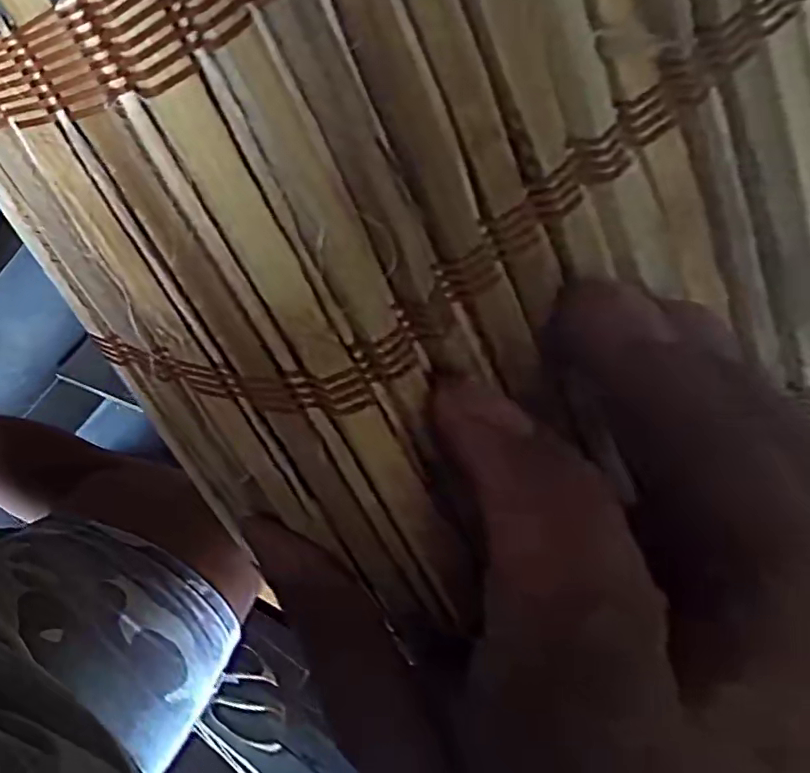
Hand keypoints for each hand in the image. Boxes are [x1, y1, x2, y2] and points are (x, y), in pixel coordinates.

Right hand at [248, 282, 809, 772]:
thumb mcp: (414, 769)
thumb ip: (353, 653)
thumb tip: (271, 527)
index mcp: (609, 737)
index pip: (578, 572)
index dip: (517, 466)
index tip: (451, 390)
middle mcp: (763, 722)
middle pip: (755, 543)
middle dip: (673, 404)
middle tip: (596, 303)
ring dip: (748, 413)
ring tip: (667, 322)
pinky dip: (785, 460)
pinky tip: (732, 401)